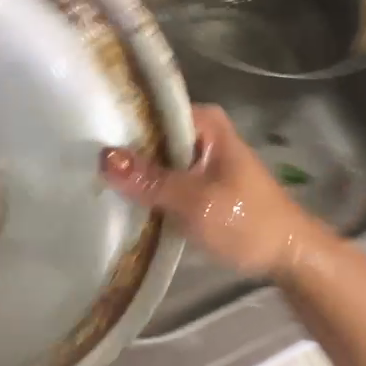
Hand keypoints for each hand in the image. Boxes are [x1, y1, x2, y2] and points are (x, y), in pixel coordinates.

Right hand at [100, 104, 328, 278]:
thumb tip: (103, 157)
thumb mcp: (195, 202)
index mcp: (205, 122)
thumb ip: (150, 180)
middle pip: (149, 135)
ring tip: (87, 180)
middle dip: (121, 151)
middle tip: (76, 161)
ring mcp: (199, 161)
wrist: (288, 256)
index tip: (81, 133)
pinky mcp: (198, 186)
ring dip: (131, 174)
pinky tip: (116, 199)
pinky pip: (163, 180)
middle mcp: (200, 134)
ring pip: (155, 160)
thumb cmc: (247, 223)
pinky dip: (146, 190)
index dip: (118, 121)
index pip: (151, 109)